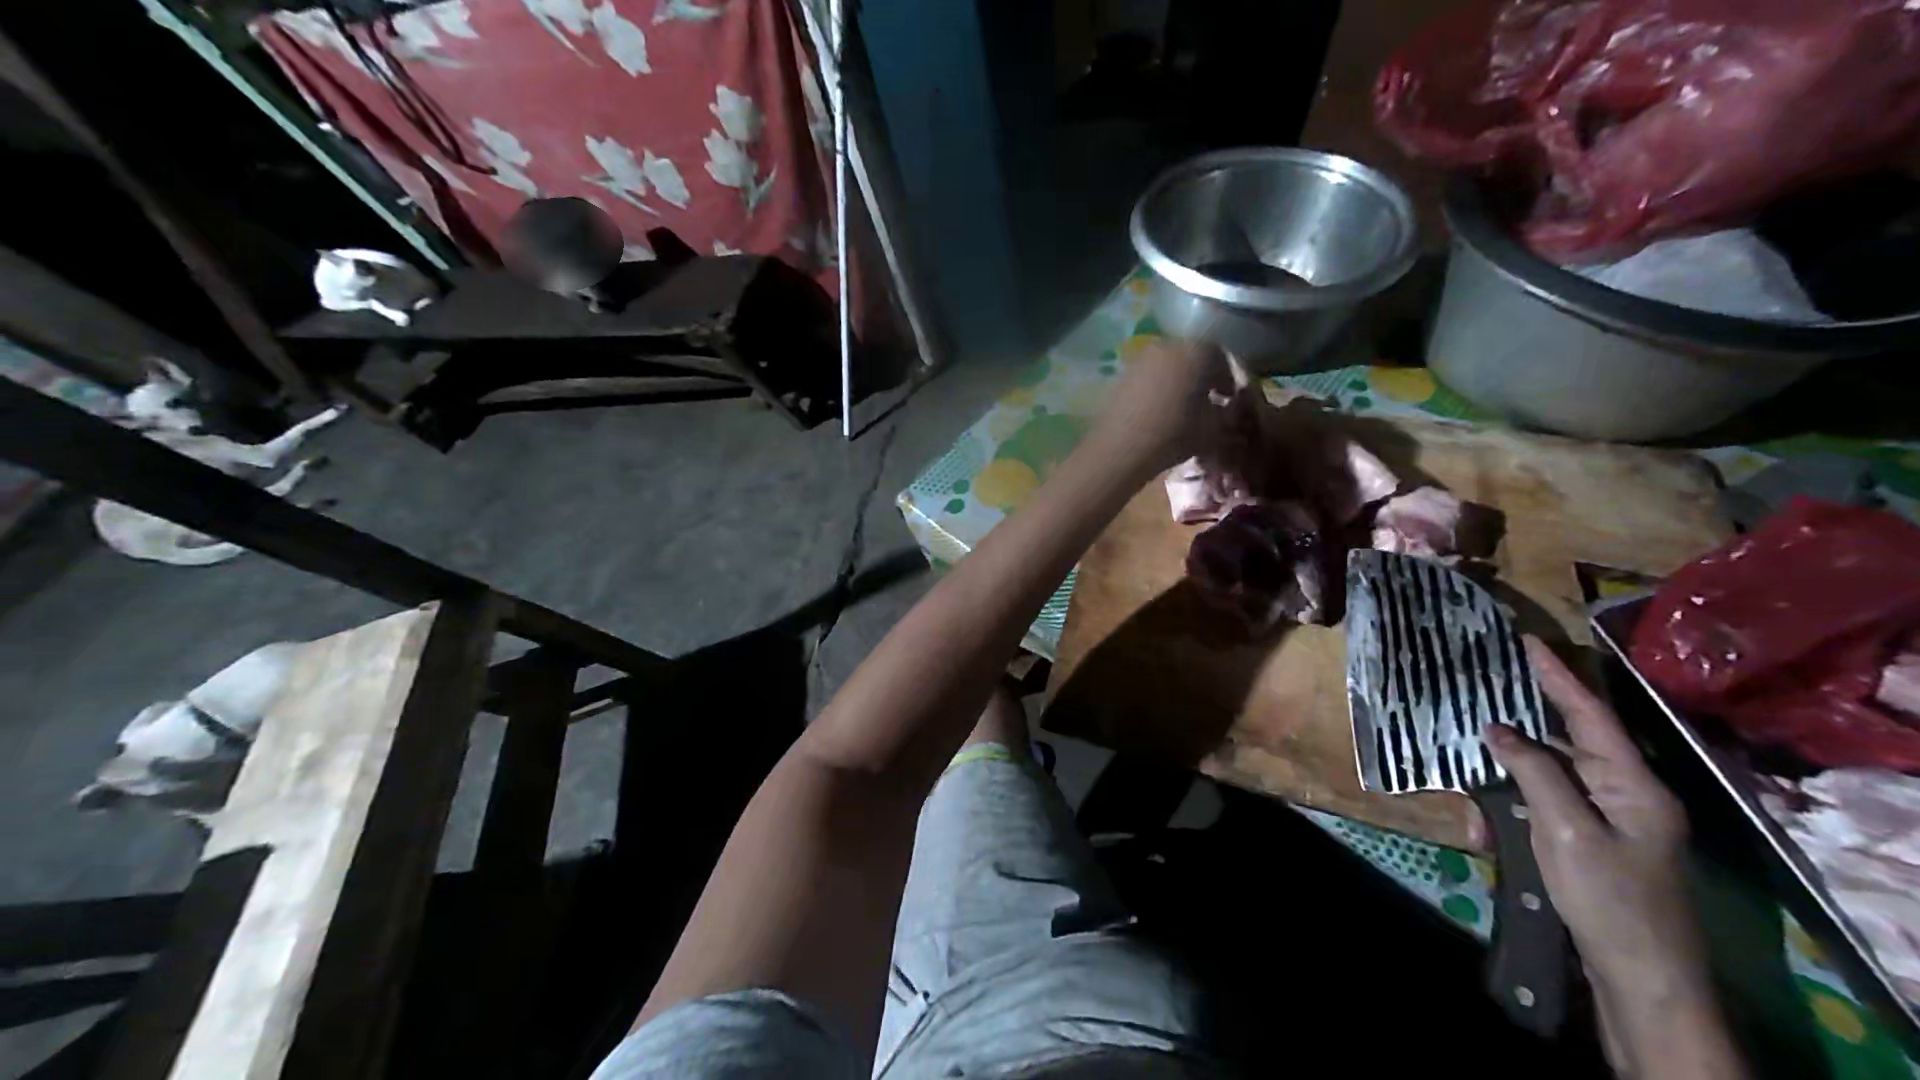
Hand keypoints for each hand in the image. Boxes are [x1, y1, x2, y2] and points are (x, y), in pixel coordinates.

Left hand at [1089, 340, 1235, 473]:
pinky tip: (1156, 410)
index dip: (1226, 377)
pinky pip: (1145, 376)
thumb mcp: (1212, 430)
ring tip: (1179, 407)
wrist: (1119, 449)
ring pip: (1166, 365)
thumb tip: (1224, 409)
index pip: (1219, 355)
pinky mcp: (1119, 375)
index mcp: (1196, 352)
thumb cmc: (1174, 435)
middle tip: (1205, 400)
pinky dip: (1154, 387)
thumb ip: (1225, 415)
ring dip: (1176, 381)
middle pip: (1190, 356)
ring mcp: (1139, 359)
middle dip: (1200, 376)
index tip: (1227, 396)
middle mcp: (1167, 346)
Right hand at [1484, 638, 1727, 1072]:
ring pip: (1545, 772)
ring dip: (1506, 774)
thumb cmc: (1610, 896)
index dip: (1557, 675)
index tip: (1525, 640)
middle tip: (1479, 690)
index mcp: (1632, 782)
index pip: (1589, 714)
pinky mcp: (1588, 836)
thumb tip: (1496, 727)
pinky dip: (1510, 807)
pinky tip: (1484, 825)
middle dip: (1519, 721)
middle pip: (1564, 739)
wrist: (1641, 973)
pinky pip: (1542, 803)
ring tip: (1470, 773)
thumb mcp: (1567, 830)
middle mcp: (1622, 790)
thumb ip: (1533, 771)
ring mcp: (1606, 815)